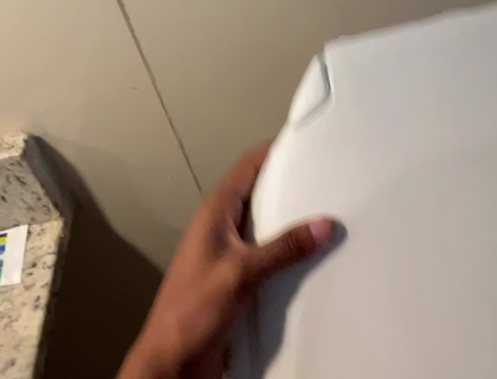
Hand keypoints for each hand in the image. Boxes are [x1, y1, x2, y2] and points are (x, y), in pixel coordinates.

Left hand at [119, 143, 336, 378]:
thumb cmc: (189, 314)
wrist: (170, 366)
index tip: (305, 140)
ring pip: (266, 224)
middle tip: (325, 176)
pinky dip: (288, 249)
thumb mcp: (241, 274)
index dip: (275, 150)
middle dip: (290, 184)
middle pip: (260, 192)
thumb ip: (283, 249)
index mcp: (215, 213)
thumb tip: (323, 225)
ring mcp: (229, 253)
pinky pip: (268, 253)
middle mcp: (222, 227)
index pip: (249, 166)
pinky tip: (310, 255)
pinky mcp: (237, 279)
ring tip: (325, 211)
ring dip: (290, 219)